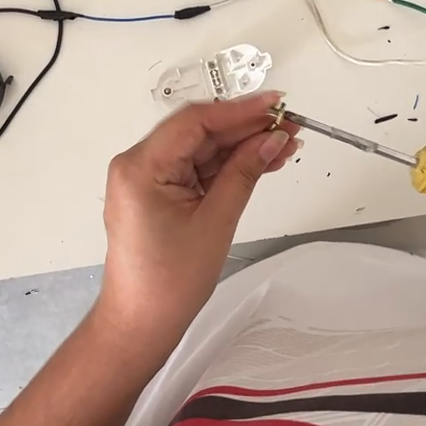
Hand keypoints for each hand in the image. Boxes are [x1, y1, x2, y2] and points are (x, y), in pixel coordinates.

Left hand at [96, 92, 298, 345]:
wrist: (142, 322)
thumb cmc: (165, 283)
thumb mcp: (215, 221)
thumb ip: (244, 173)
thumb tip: (270, 140)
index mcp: (140, 167)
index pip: (195, 121)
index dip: (240, 109)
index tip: (274, 104)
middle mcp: (137, 165)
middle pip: (200, 131)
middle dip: (246, 128)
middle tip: (287, 124)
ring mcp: (147, 178)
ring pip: (202, 148)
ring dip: (242, 146)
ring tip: (284, 143)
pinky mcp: (159, 191)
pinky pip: (198, 167)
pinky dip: (228, 165)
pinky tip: (261, 161)